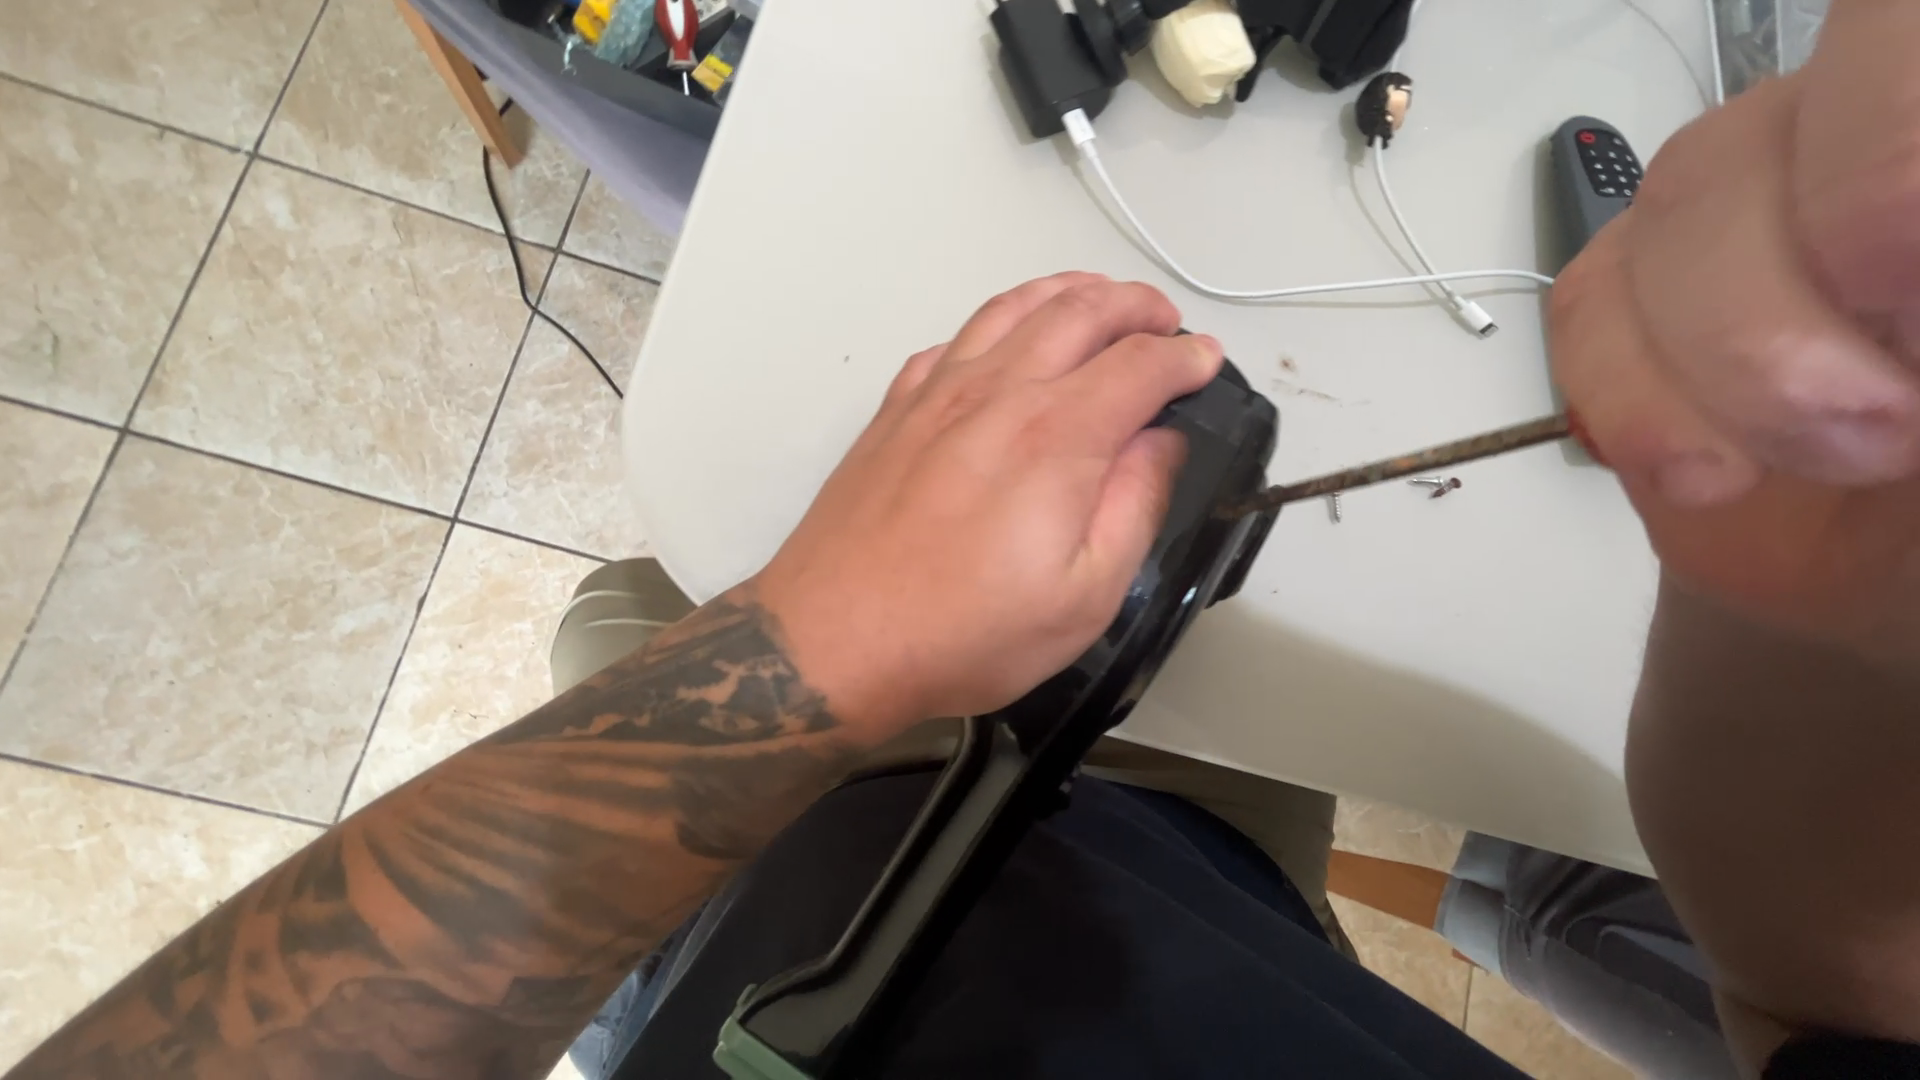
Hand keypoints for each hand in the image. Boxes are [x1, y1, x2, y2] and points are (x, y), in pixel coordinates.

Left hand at [749, 273, 1222, 738]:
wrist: (835, 642)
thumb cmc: (964, 633)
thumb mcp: (1085, 595)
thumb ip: (1135, 505)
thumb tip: (1160, 442)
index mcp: (1055, 437)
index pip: (1139, 364)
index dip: (1184, 358)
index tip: (1205, 363)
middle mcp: (997, 393)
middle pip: (1079, 311)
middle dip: (1135, 304)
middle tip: (1163, 320)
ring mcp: (937, 394)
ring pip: (1013, 307)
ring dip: (1068, 292)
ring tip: (1098, 301)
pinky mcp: (895, 410)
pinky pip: (954, 339)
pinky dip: (997, 322)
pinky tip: (1005, 342)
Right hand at [1550, 0, 1919, 662]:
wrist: (1867, 546)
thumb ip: (1912, 307)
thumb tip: (1860, 285)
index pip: (1891, 29)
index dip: (1873, 166)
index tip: (1901, 312)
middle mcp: (1833, 129)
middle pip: (1739, 153)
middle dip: (1780, 314)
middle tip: (1875, 432)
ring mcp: (1709, 212)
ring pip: (1655, 232)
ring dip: (1717, 373)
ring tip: (1814, 462)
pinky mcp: (1618, 293)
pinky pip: (1582, 317)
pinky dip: (1631, 407)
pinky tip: (1705, 472)